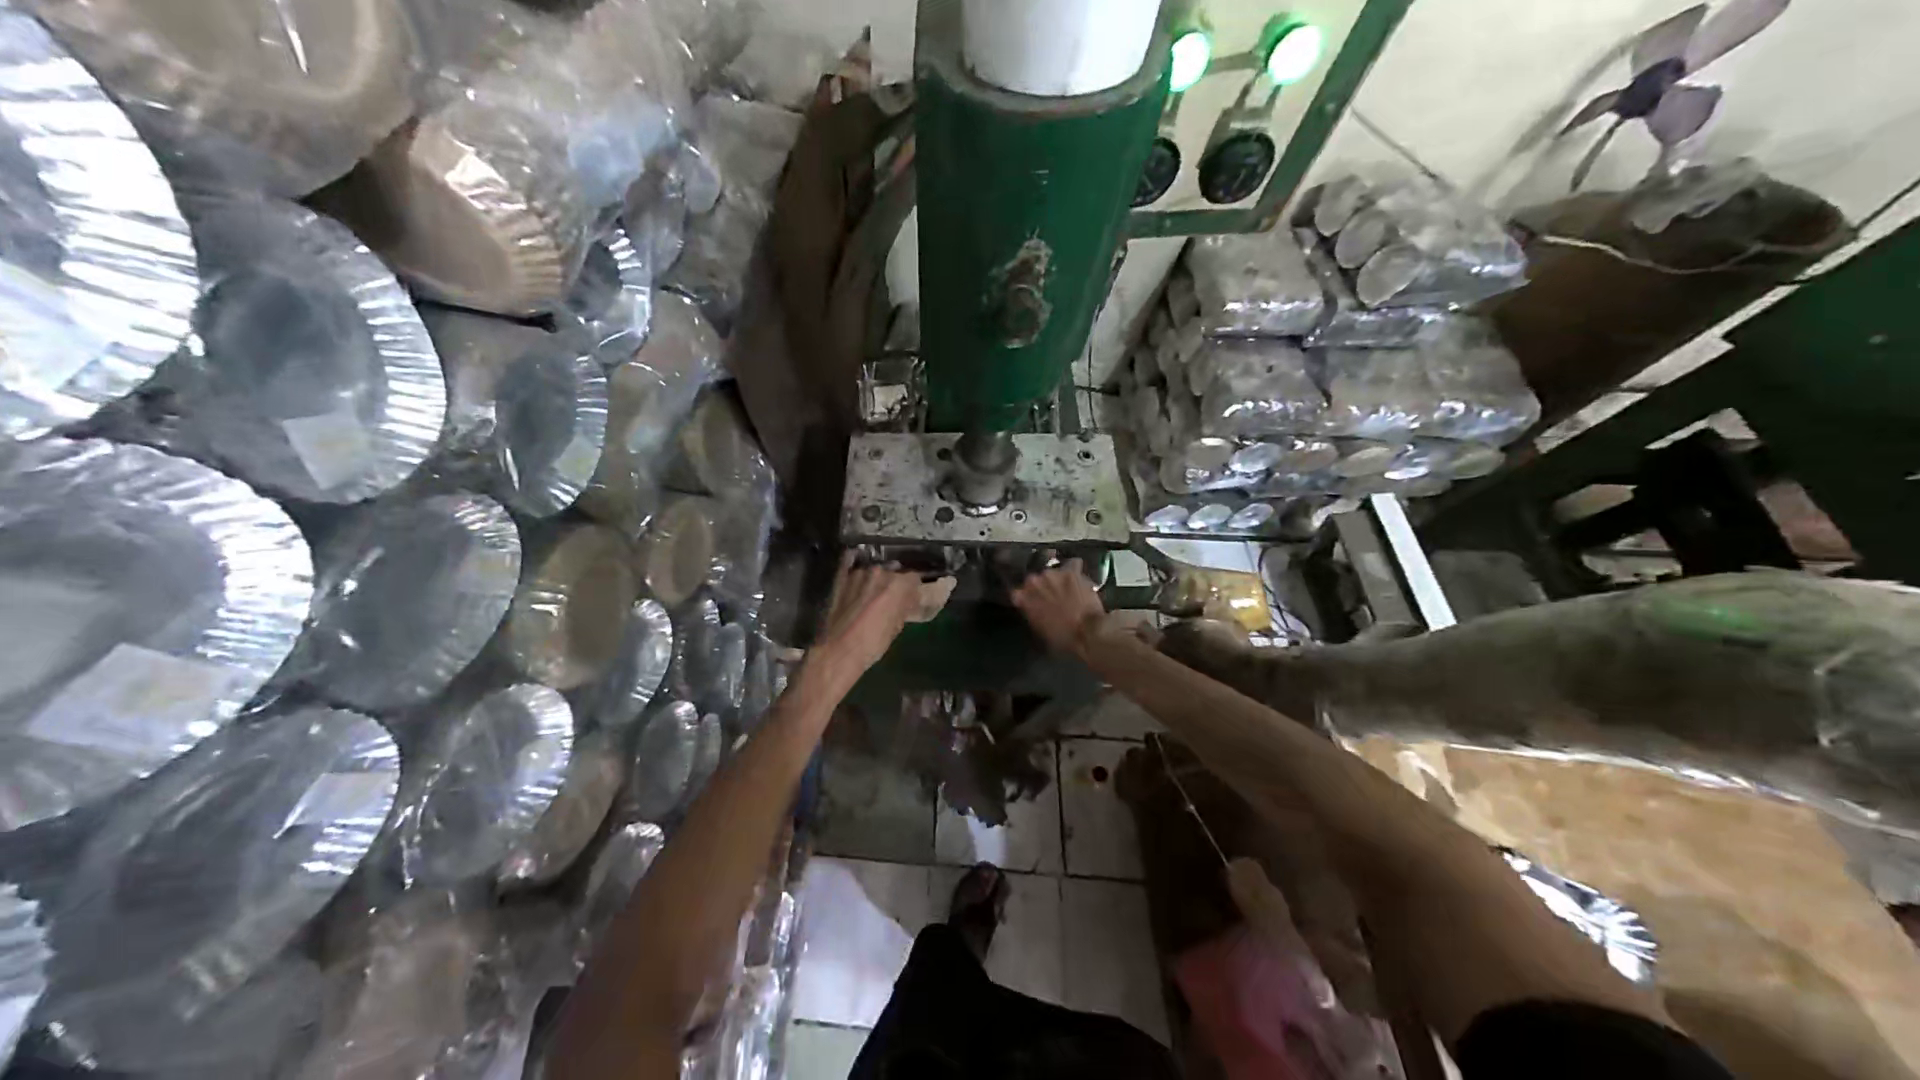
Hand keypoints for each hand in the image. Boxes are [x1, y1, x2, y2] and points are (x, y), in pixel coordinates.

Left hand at [810, 552, 922, 685]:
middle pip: (892, 573)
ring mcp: (858, 573)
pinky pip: (851, 568)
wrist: (838, 650)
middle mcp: (879, 572)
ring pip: (873, 573)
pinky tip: (857, 583)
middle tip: (891, 600)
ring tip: (871, 597)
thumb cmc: (872, 643)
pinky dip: (857, 576)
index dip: (913, 589)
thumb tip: (907, 601)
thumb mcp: (896, 627)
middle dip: (893, 585)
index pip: (913, 578)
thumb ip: (904, 607)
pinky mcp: (840, 579)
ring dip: (875, 582)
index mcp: (897, 584)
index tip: (911, 598)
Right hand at [1011, 559, 1106, 655]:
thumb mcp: (1038, 629)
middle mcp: (1033, 581)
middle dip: (1041, 587)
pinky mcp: (1071, 571)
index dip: (1025, 598)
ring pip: (1052, 572)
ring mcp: (1052, 574)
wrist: (1086, 632)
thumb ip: (1031, 612)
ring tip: (1068, 588)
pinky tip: (1079, 577)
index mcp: (1022, 597)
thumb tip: (1031, 606)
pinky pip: (1073, 564)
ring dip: (1057, 579)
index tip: (1031, 603)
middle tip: (1052, 597)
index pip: (1016, 593)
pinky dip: (1075, 570)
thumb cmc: (1060, 637)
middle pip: (1034, 580)